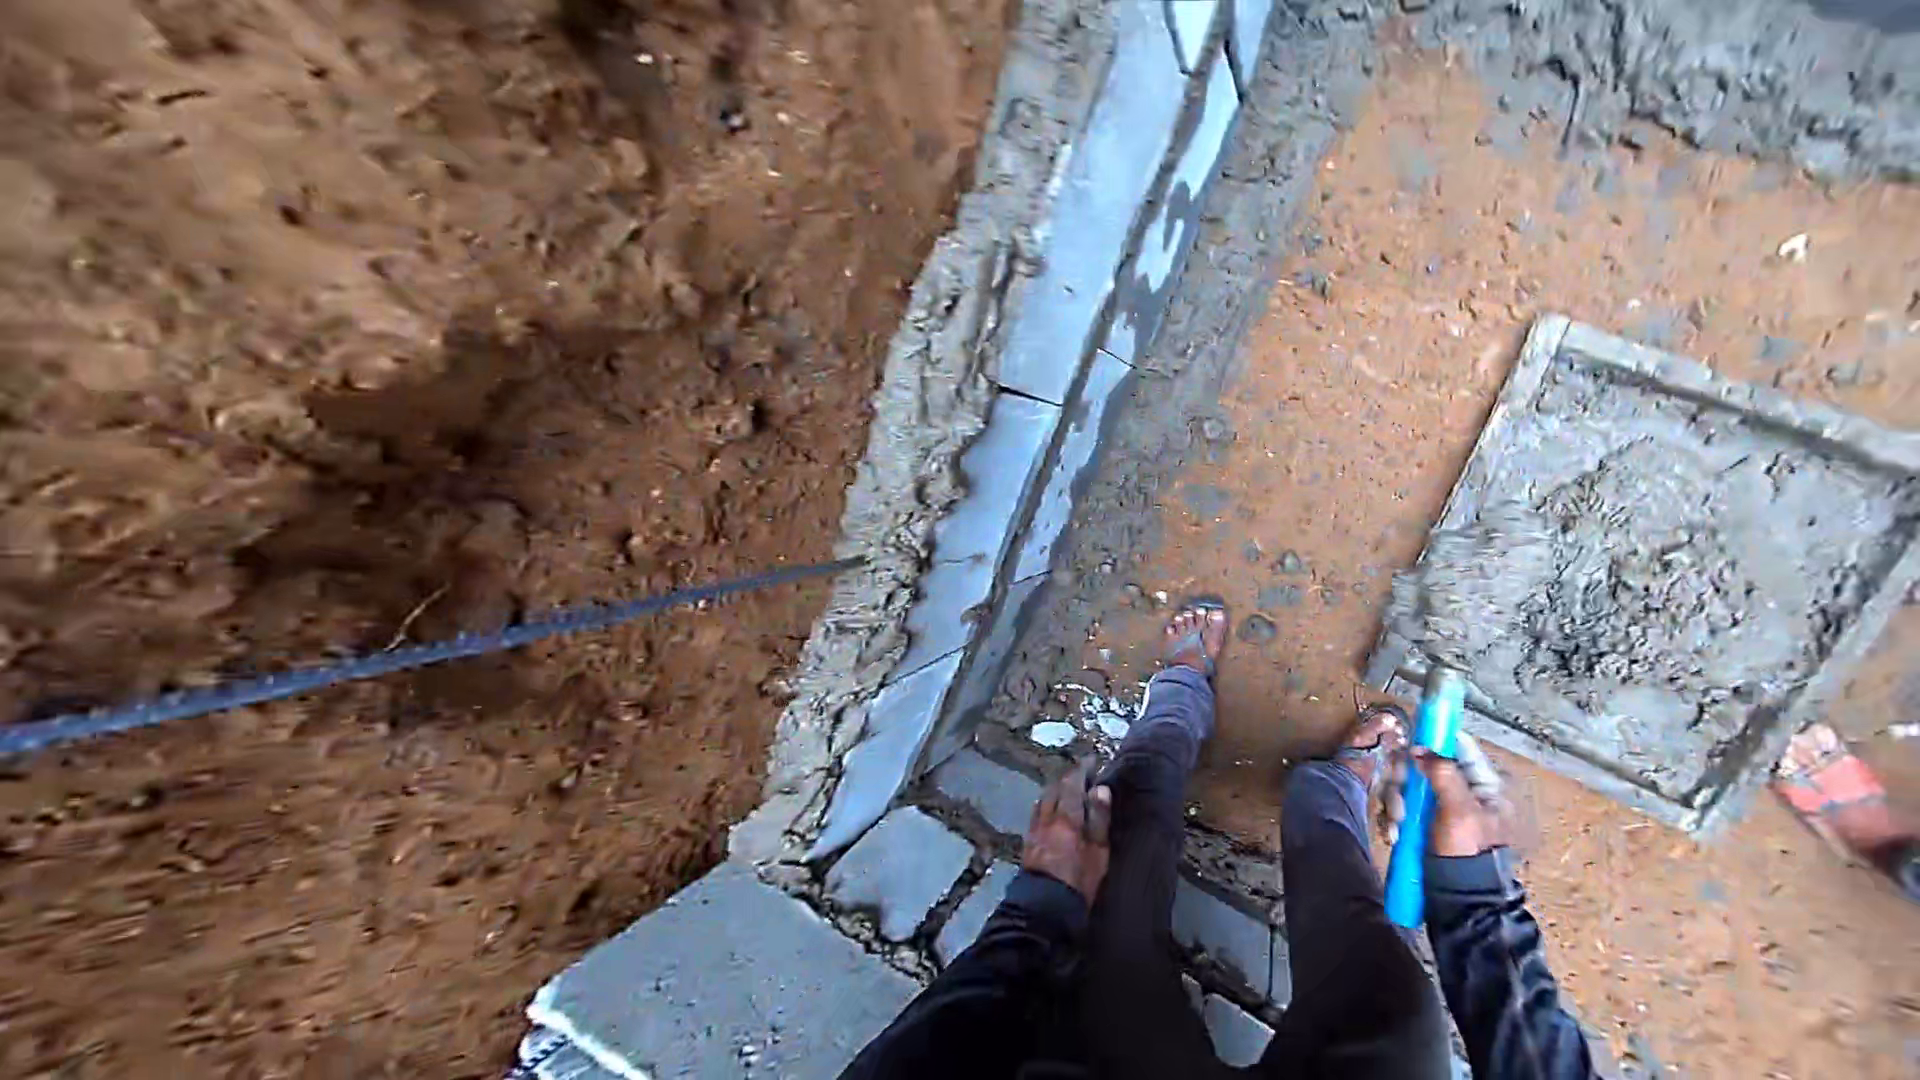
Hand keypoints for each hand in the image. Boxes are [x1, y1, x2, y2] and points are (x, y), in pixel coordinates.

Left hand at [1022, 757, 1112, 901]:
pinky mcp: (1028, 840)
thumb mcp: (1098, 853)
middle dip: (1068, 777)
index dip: (1082, 769)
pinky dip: (1047, 803)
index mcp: (1066, 816)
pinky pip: (1038, 811)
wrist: (1043, 908)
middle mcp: (1046, 816)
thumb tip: (1100, 789)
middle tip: (1082, 773)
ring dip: (1056, 789)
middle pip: (1055, 787)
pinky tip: (1051, 809)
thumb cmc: (1078, 881)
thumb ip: (1099, 819)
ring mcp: (1034, 828)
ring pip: (1044, 798)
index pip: (1073, 783)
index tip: (1091, 760)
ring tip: (1068, 788)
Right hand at [1382, 731, 1508, 855]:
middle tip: (1401, 798)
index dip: (1434, 740)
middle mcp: (1460, 789)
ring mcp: (1439, 804)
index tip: (1410, 743)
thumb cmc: (1467, 851)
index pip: (1459, 746)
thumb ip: (1443, 774)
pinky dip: (1394, 817)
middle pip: (1421, 763)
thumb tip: (1420, 748)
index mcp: (1482, 785)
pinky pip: (1399, 803)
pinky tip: (1396, 833)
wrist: (1459, 896)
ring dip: (1396, 802)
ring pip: (1405, 782)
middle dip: (1404, 780)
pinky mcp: (1422, 818)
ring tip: (1399, 824)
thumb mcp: (1460, 811)